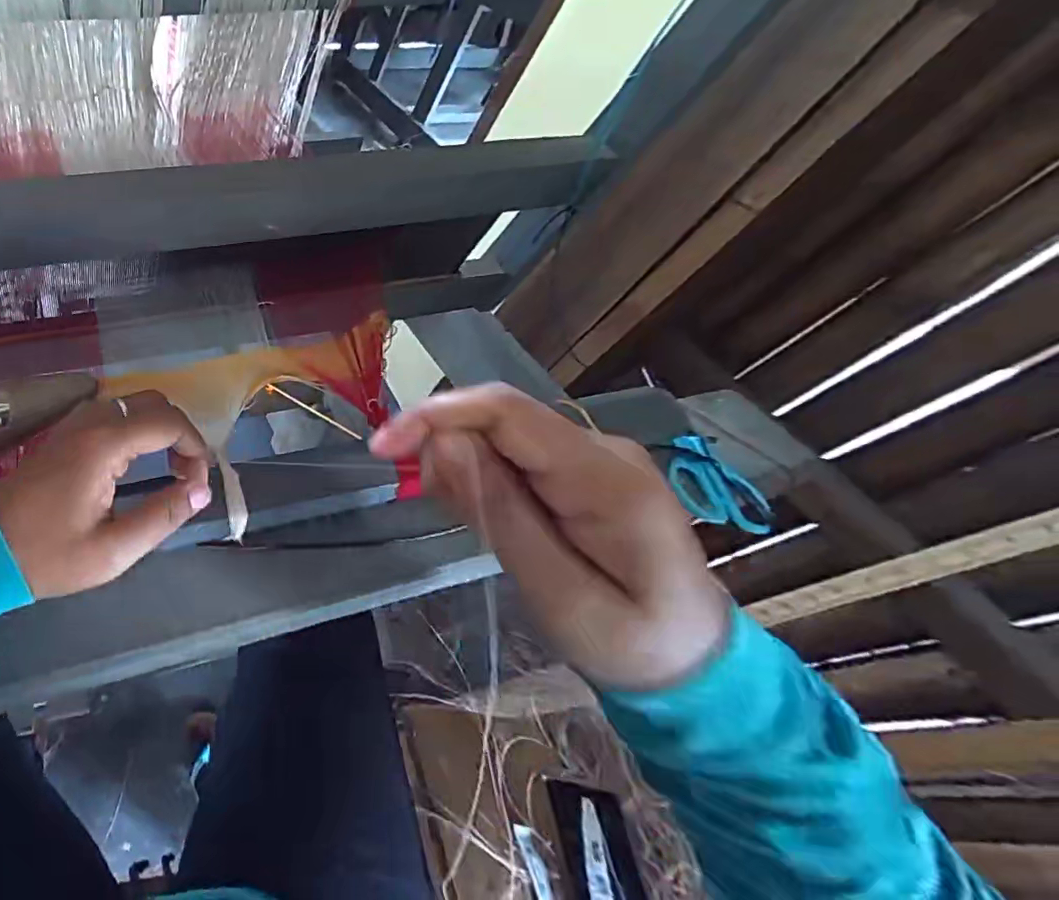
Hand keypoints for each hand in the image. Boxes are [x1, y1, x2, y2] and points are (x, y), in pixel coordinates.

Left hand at [0, 391, 212, 599]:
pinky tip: (138, 461)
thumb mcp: (113, 549)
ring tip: (170, 469)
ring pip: (131, 403)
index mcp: (103, 445)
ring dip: (158, 428)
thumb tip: (201, 491)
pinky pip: (111, 412)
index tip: (197, 486)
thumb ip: (162, 516)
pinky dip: (135, 427)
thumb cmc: (48, 556)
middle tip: (188, 476)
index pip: (169, 422)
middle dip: (181, 433)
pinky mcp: (63, 432)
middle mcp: (89, 422)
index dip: (196, 449)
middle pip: (153, 402)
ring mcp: (73, 423)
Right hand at [369, 384, 729, 690]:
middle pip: (497, 416)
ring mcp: (594, 455)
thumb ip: (501, 514)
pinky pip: (511, 450)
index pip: (507, 412)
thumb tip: (444, 441)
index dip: (435, 416)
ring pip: (498, 431)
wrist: (695, 664)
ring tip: (463, 520)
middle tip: (421, 498)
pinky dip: (477, 473)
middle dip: (440, 442)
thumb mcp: (558, 595)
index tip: (382, 450)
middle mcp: (602, 450)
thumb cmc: (630, 643)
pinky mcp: (579, 467)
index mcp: (608, 481)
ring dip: (457, 462)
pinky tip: (480, 511)